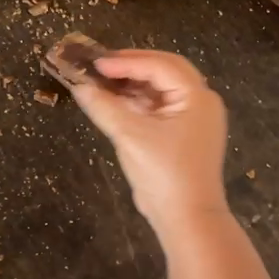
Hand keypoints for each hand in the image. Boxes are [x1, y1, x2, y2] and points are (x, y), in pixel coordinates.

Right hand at [71, 49, 230, 250]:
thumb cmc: (163, 172)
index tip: (96, 64)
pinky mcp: (182, 133)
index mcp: (197, 97)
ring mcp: (193, 118)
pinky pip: (159, 106)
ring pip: (161, 87)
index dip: (126, 61)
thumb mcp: (129, 135)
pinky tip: (115, 101)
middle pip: (165, 70)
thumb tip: (78, 86)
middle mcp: (200, 101)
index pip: (160, 66)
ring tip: (103, 81)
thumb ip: (103, 106)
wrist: (186, 217)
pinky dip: (137, 100)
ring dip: (133, 82)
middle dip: (132, 65)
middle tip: (101, 65)